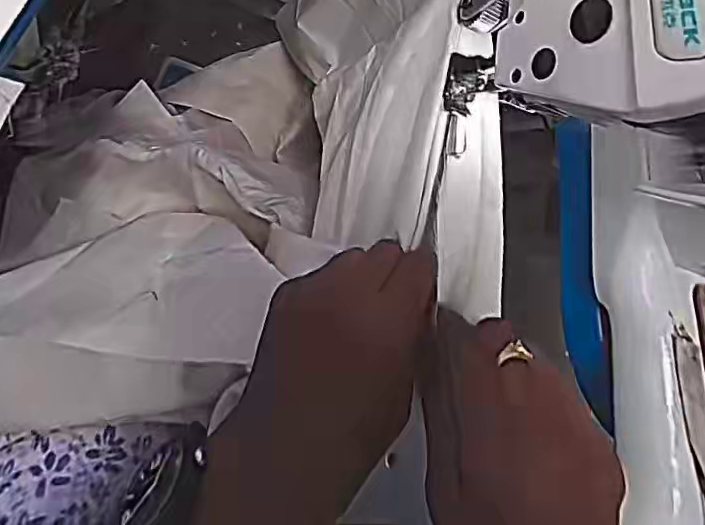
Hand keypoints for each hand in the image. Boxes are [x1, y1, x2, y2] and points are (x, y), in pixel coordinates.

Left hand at [195, 241, 435, 524]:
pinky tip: (328, 322)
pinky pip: (320, 274)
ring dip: (360, 278)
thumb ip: (415, 334)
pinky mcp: (288, 294)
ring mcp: (315, 291)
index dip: (422, 278)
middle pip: (387, 251)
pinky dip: (328, 290)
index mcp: (389, 318)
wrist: (282, 454)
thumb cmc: (341, 439)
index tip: (421, 287)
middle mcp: (351, 295)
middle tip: (390, 302)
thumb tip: (419, 307)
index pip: (418, 263)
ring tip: (357, 313)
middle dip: (393, 273)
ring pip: (353, 258)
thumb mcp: (403, 389)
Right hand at [423, 309, 624, 524]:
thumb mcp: (446, 480)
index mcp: (491, 395)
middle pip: (510, 345)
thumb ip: (440, 409)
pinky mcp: (599, 439)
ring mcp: (572, 411)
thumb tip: (433, 369)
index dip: (458, 331)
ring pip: (542, 370)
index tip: (449, 336)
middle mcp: (536, 391)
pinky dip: (554, 414)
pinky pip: (571, 405)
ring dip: (524, 382)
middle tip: (477, 390)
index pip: (472, 334)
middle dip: (491, 356)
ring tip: (509, 428)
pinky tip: (540, 448)